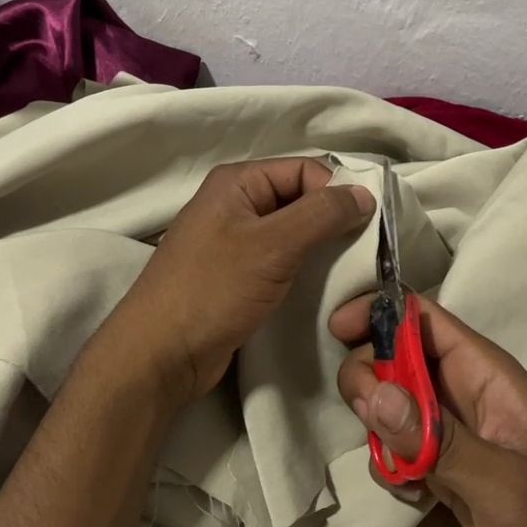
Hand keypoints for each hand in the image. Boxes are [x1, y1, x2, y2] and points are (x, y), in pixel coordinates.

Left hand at [104, 157, 375, 403]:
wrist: (158, 356)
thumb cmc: (213, 289)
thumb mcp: (273, 246)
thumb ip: (321, 214)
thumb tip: (365, 193)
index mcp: (238, 181)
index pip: (304, 169)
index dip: (337, 192)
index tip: (368, 226)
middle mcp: (235, 203)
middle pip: (300, 198)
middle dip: (332, 221)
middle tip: (365, 252)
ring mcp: (234, 241)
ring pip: (293, 232)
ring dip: (321, 249)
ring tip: (349, 273)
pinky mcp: (237, 276)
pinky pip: (281, 260)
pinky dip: (303, 270)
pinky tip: (323, 290)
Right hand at [331, 294, 526, 526]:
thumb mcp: (506, 487)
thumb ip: (439, 441)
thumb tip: (372, 389)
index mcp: (485, 372)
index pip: (423, 317)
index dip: (379, 311)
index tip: (337, 330)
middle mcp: (465, 392)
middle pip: (398, 358)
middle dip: (372, 380)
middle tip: (370, 419)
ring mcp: (456, 432)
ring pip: (394, 406)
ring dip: (383, 433)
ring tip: (403, 473)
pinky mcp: (450, 469)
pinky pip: (404, 450)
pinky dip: (395, 467)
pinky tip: (414, 496)